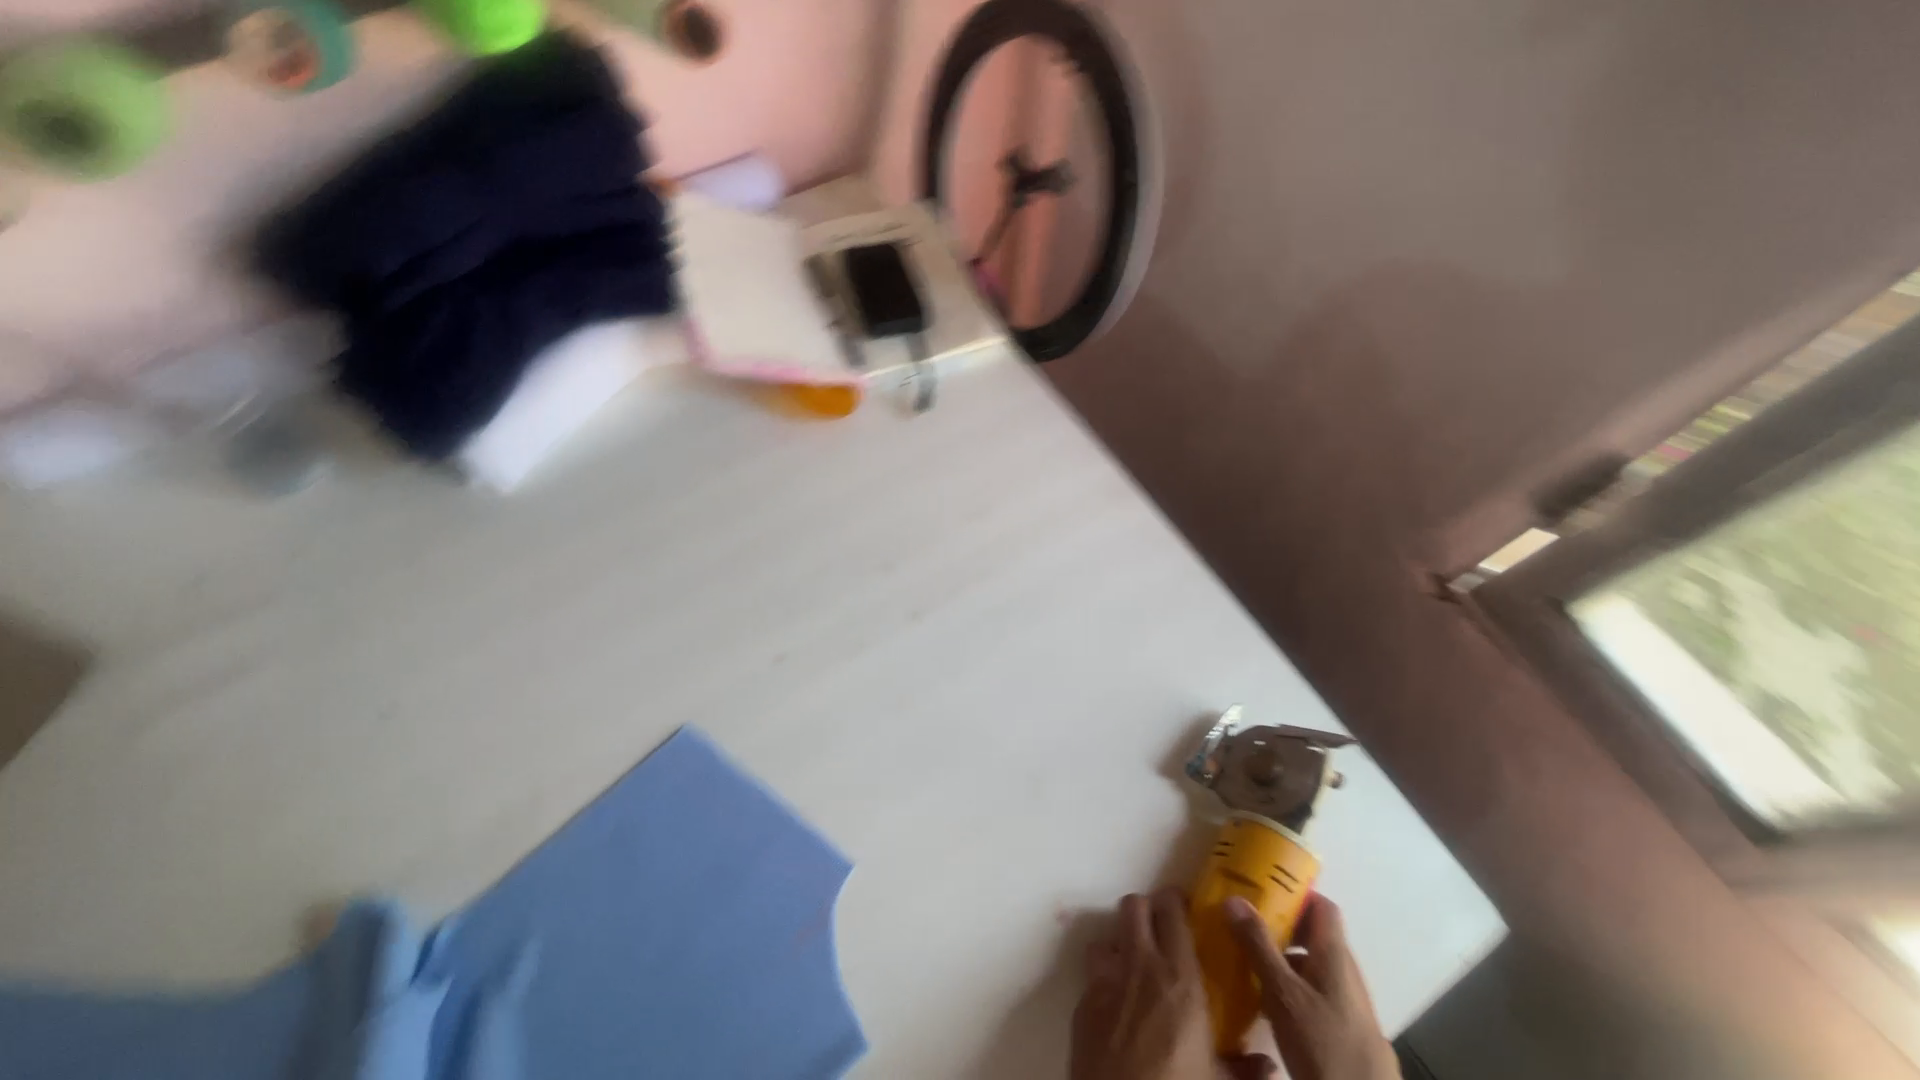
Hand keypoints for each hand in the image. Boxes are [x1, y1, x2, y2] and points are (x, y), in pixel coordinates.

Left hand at [1071, 888, 1276, 1079]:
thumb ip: (1244, 1069)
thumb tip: (1268, 1067)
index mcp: (1179, 978)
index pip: (1172, 913)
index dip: (1175, 900)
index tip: (1184, 906)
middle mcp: (1140, 967)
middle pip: (1133, 907)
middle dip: (1145, 909)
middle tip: (1160, 926)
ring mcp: (1106, 982)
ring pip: (1107, 936)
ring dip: (1120, 943)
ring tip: (1135, 963)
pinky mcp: (1082, 1002)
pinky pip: (1093, 974)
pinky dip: (1106, 979)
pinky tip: (1118, 1004)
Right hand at [1225, 894, 1398, 1079]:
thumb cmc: (1323, 1042)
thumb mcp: (1282, 993)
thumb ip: (1258, 947)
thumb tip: (1234, 899)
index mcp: (1335, 955)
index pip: (1323, 907)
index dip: (1297, 896)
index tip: (1263, 895)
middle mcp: (1346, 972)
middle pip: (1316, 936)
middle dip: (1282, 929)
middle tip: (1244, 929)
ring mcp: (1347, 1001)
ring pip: (1314, 967)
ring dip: (1284, 960)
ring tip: (1248, 966)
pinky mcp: (1343, 1026)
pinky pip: (1316, 993)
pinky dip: (1292, 988)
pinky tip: (1268, 1007)